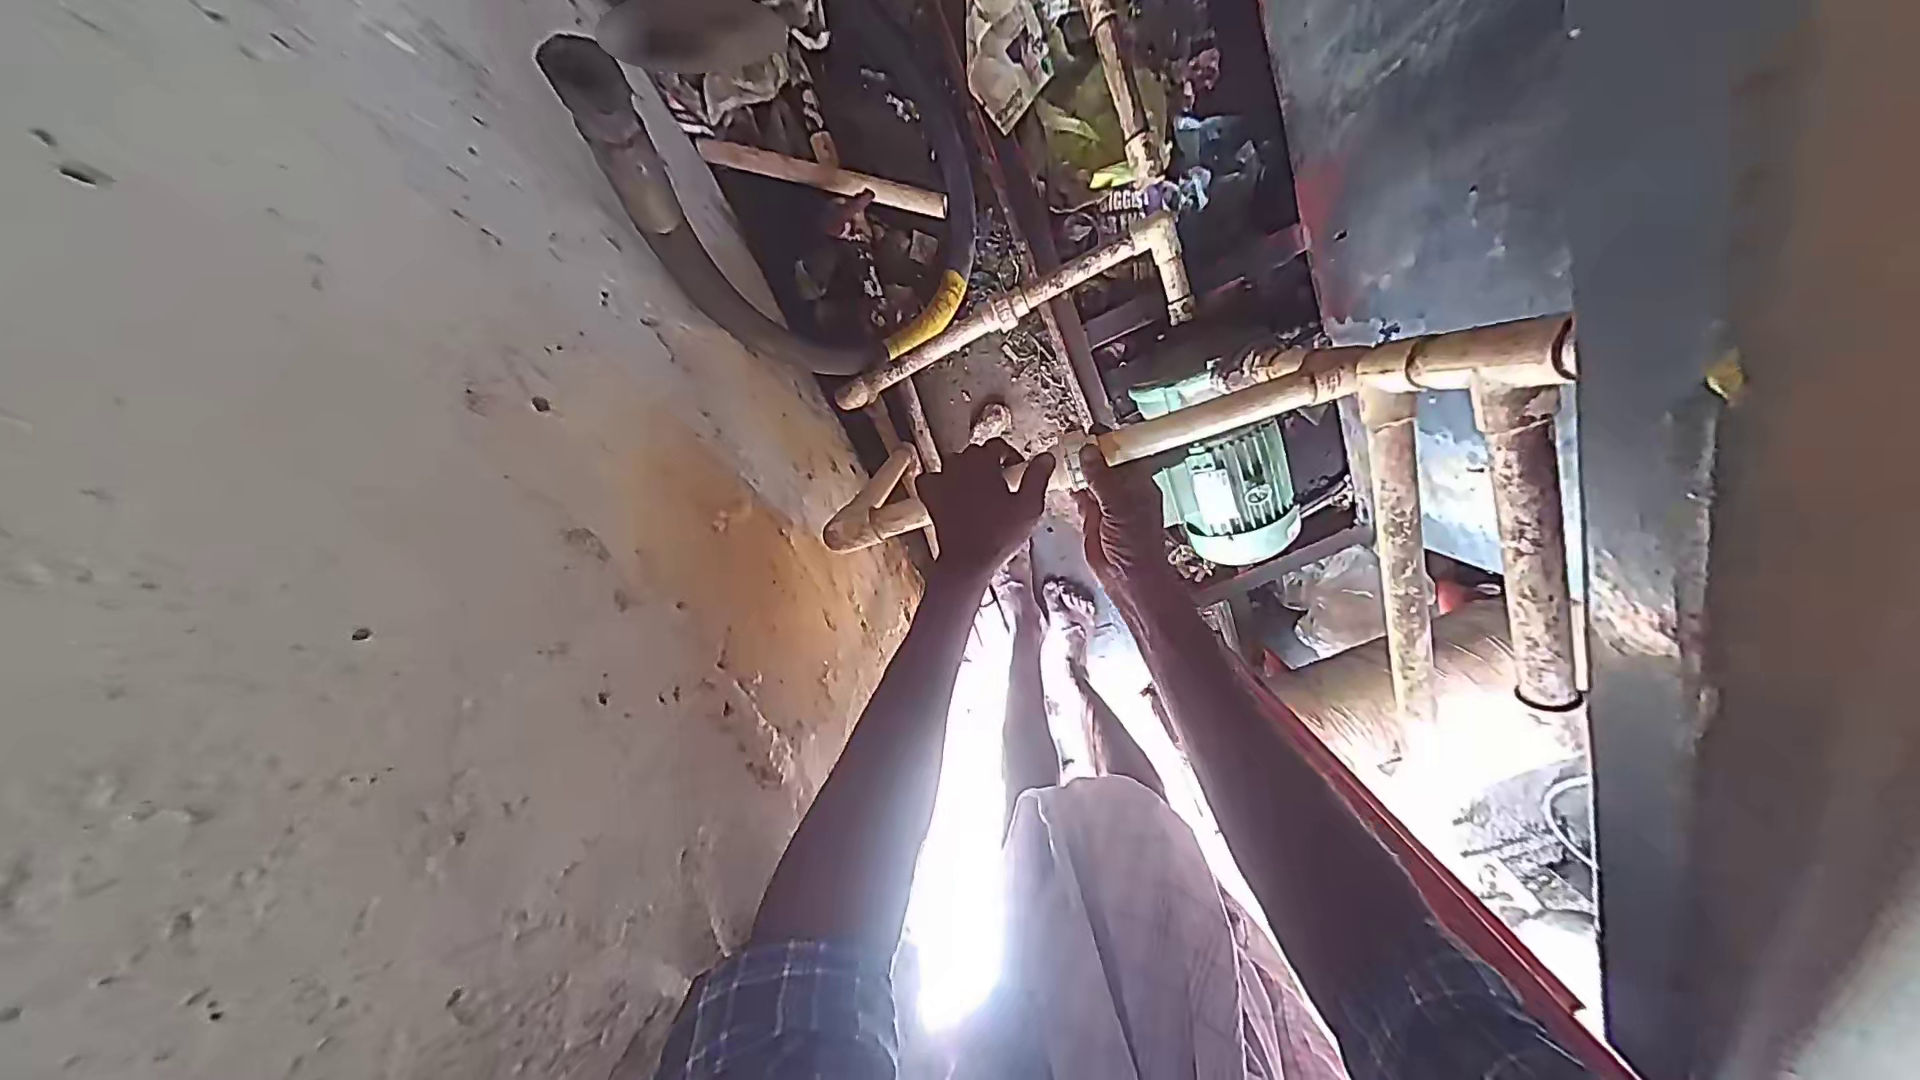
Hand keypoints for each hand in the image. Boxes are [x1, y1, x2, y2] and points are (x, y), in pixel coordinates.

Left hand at [917, 439, 1053, 581]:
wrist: (968, 559)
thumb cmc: (1001, 534)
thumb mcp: (1028, 506)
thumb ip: (1036, 477)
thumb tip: (1046, 457)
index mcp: (983, 462)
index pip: (997, 446)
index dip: (1010, 456)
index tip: (1017, 471)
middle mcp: (959, 465)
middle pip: (975, 453)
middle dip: (989, 463)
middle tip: (1002, 483)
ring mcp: (941, 479)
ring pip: (954, 463)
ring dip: (967, 471)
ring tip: (981, 490)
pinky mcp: (930, 496)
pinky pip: (930, 478)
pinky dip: (939, 481)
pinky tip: (950, 491)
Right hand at [1072, 444, 1172, 599]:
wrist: (1127, 576)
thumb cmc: (1136, 543)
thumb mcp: (1119, 505)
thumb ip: (1102, 477)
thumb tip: (1088, 451)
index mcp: (1139, 482)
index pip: (1124, 452)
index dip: (1109, 440)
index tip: (1091, 430)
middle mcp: (1124, 489)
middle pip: (1105, 463)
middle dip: (1089, 451)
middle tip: (1071, 439)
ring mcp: (1107, 503)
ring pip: (1091, 477)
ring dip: (1078, 467)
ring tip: (1063, 453)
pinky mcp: (1093, 516)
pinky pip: (1081, 495)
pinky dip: (1072, 486)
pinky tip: (1063, 477)